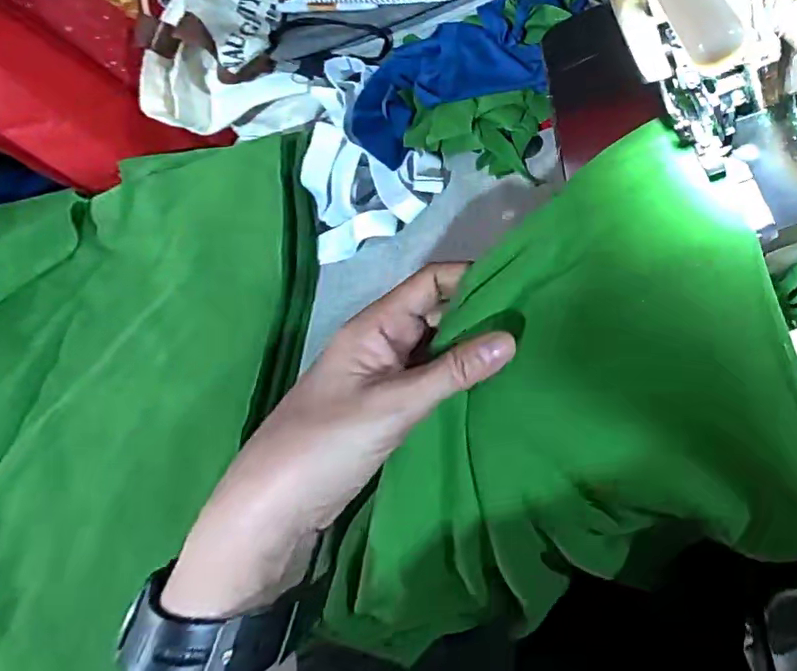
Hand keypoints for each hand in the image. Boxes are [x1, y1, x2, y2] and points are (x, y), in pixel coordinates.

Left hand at [161, 262, 514, 618]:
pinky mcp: (392, 402)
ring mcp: (388, 373)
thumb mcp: (393, 406)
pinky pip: (435, 373)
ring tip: (523, 342)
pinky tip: (492, 377)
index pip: (431, 281)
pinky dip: (462, 371)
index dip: (471, 276)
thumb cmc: (321, 448)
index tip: (517, 282)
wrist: (266, 520)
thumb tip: (512, 337)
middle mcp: (384, 341)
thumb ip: (454, 371)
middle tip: (531, 316)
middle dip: (482, 309)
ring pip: (440, 343)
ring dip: (474, 342)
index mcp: (375, 327)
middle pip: (440, 309)